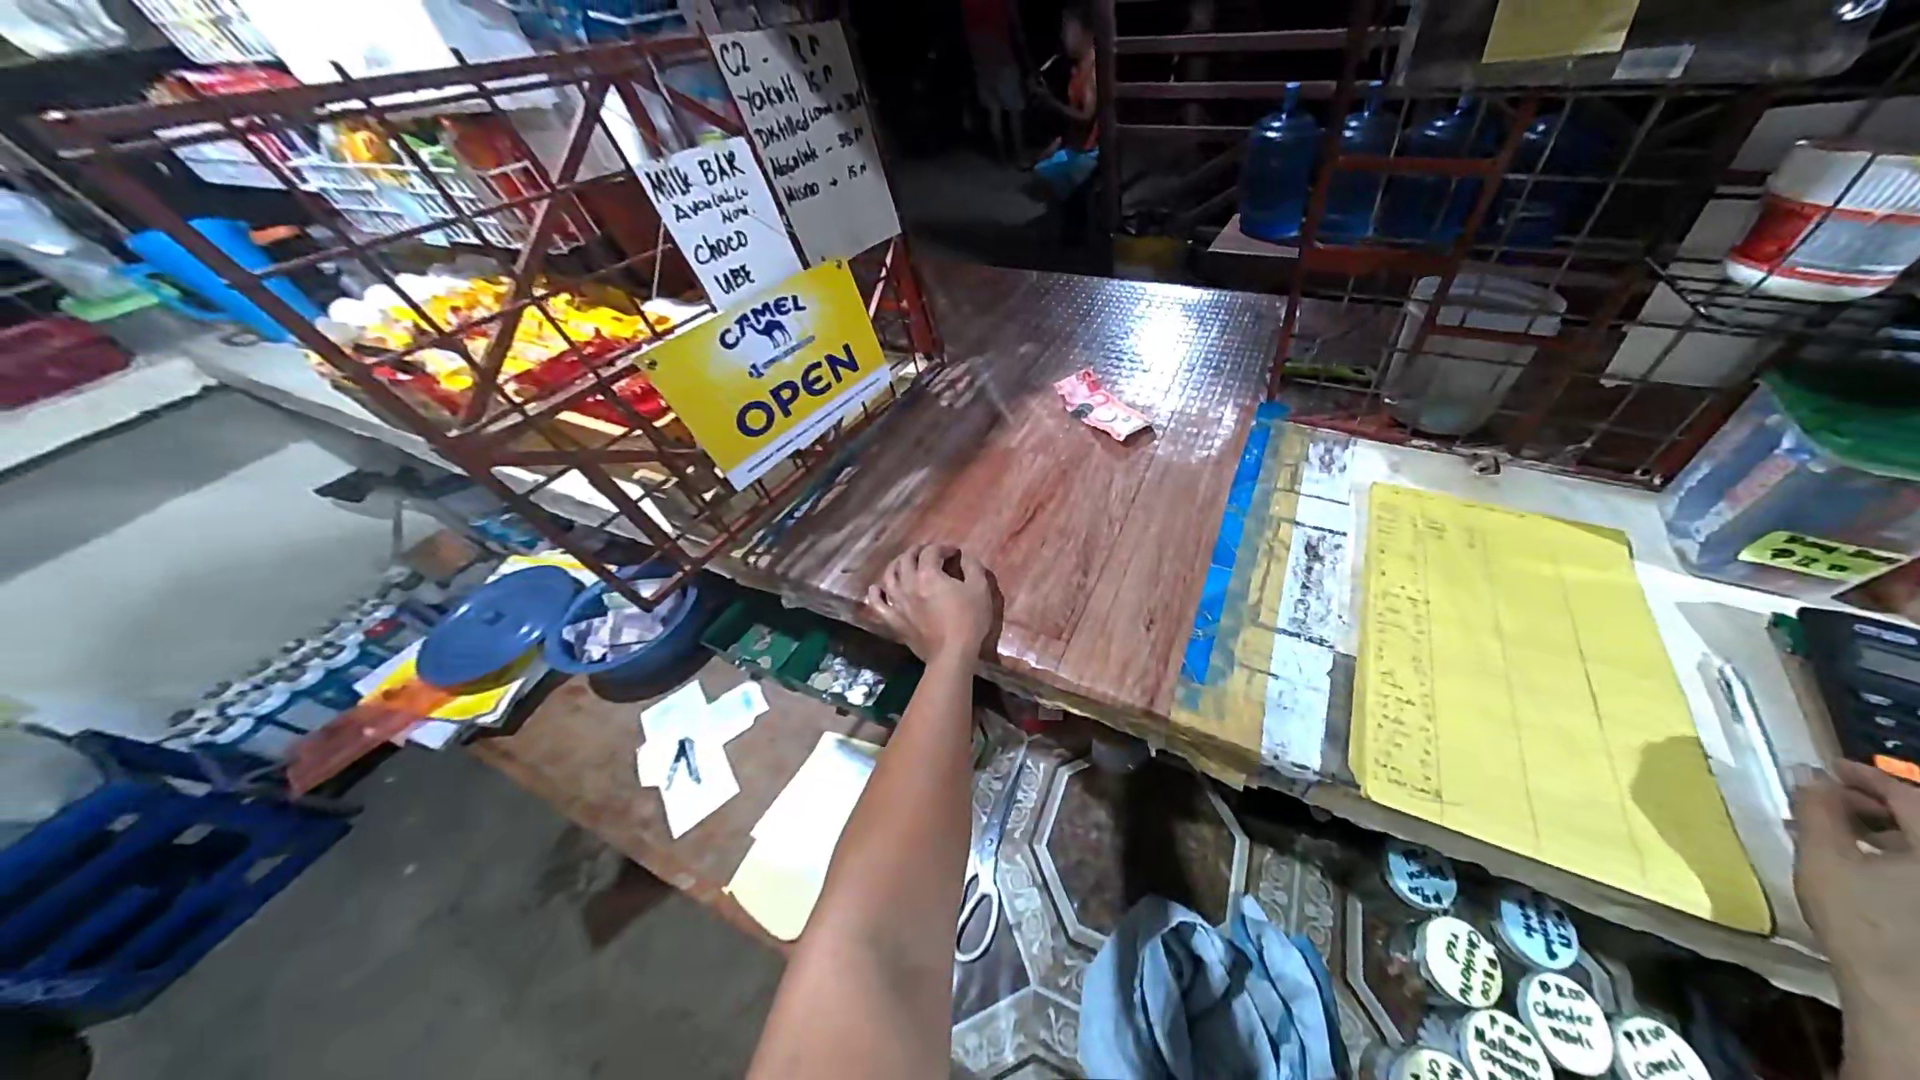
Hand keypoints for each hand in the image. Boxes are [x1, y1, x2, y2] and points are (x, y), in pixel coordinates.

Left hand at [865, 544, 993, 663]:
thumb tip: (965, 554)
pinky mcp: (893, 620)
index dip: (943, 547)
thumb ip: (972, 566)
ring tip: (905, 563)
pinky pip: (877, 603)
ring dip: (897, 564)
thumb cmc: (968, 620)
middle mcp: (908, 584)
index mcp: (928, 574)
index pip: (931, 551)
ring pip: (889, 576)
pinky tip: (877, 588)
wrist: (952, 654)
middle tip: (929, 552)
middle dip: (918, 551)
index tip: (955, 552)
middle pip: (907, 559)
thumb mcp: (979, 589)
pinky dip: (875, 593)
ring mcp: (897, 603)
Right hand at [1793, 761, 1919, 1079]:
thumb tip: (1809, 774)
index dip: (1866, 776)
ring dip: (1884, 828)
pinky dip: (1895, 853)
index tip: (1826, 767)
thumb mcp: (1824, 858)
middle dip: (1875, 803)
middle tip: (1827, 797)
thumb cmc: (1860, 918)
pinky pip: (1918, 864)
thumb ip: (1817, 811)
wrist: (1899, 990)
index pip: (1909, 795)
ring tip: (1837, 829)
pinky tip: (1862, 859)